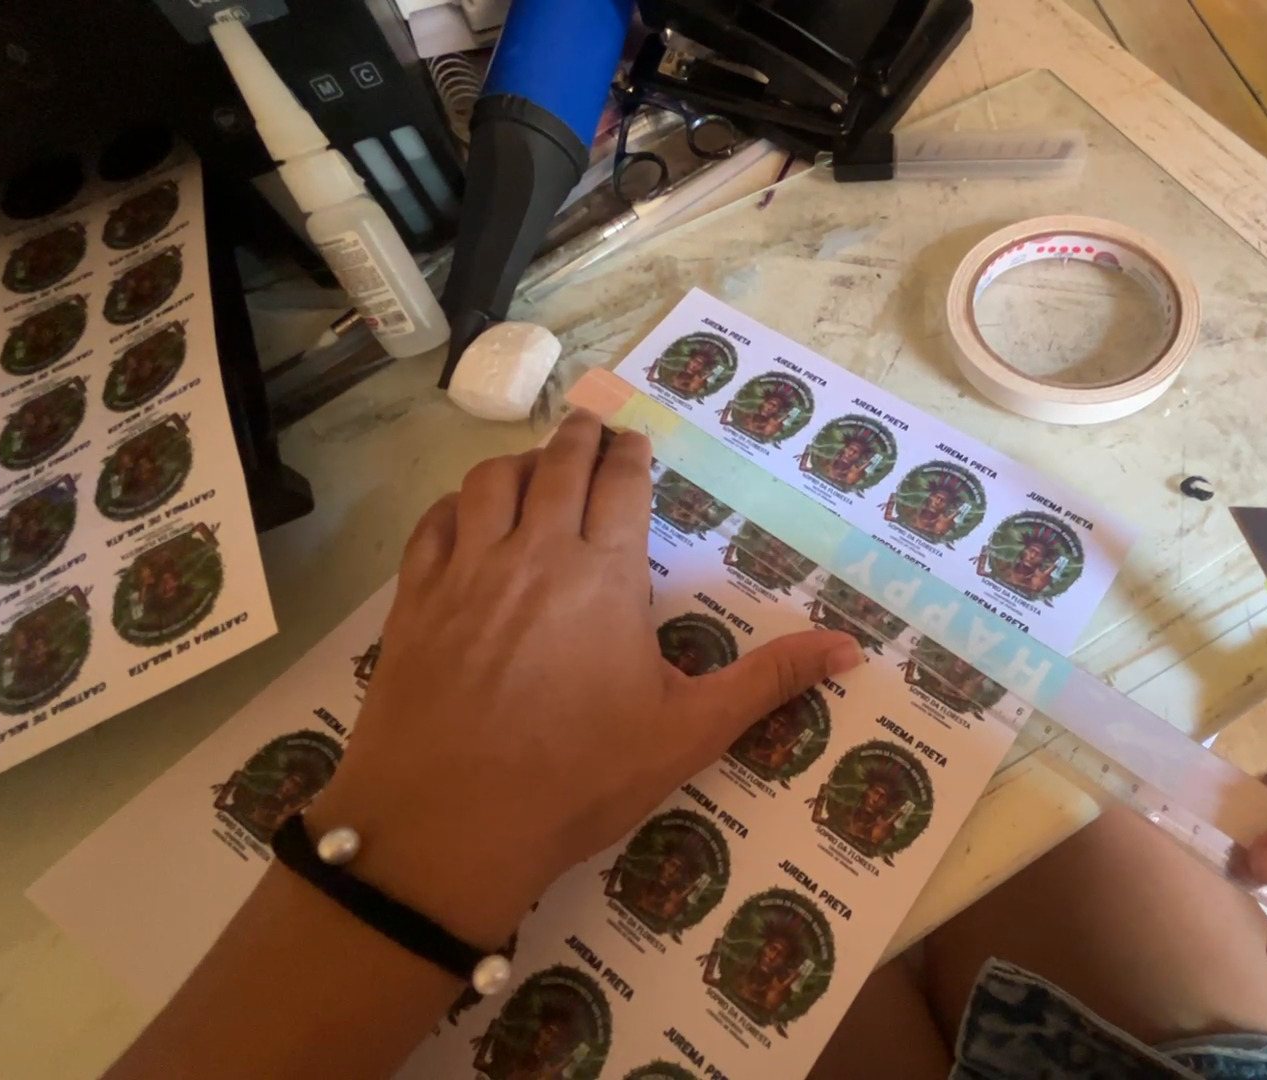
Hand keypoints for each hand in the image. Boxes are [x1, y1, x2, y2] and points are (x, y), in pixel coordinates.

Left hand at [306, 411, 860, 946]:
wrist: (448, 831)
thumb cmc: (582, 776)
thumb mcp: (691, 730)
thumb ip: (770, 680)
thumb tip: (851, 647)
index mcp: (605, 574)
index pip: (621, 485)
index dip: (630, 454)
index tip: (635, 438)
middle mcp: (536, 553)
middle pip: (559, 466)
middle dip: (581, 437)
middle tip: (592, 422)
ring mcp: (467, 573)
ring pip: (491, 482)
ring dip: (521, 459)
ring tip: (537, 459)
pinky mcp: (415, 602)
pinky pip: (433, 525)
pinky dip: (455, 504)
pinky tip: (464, 511)